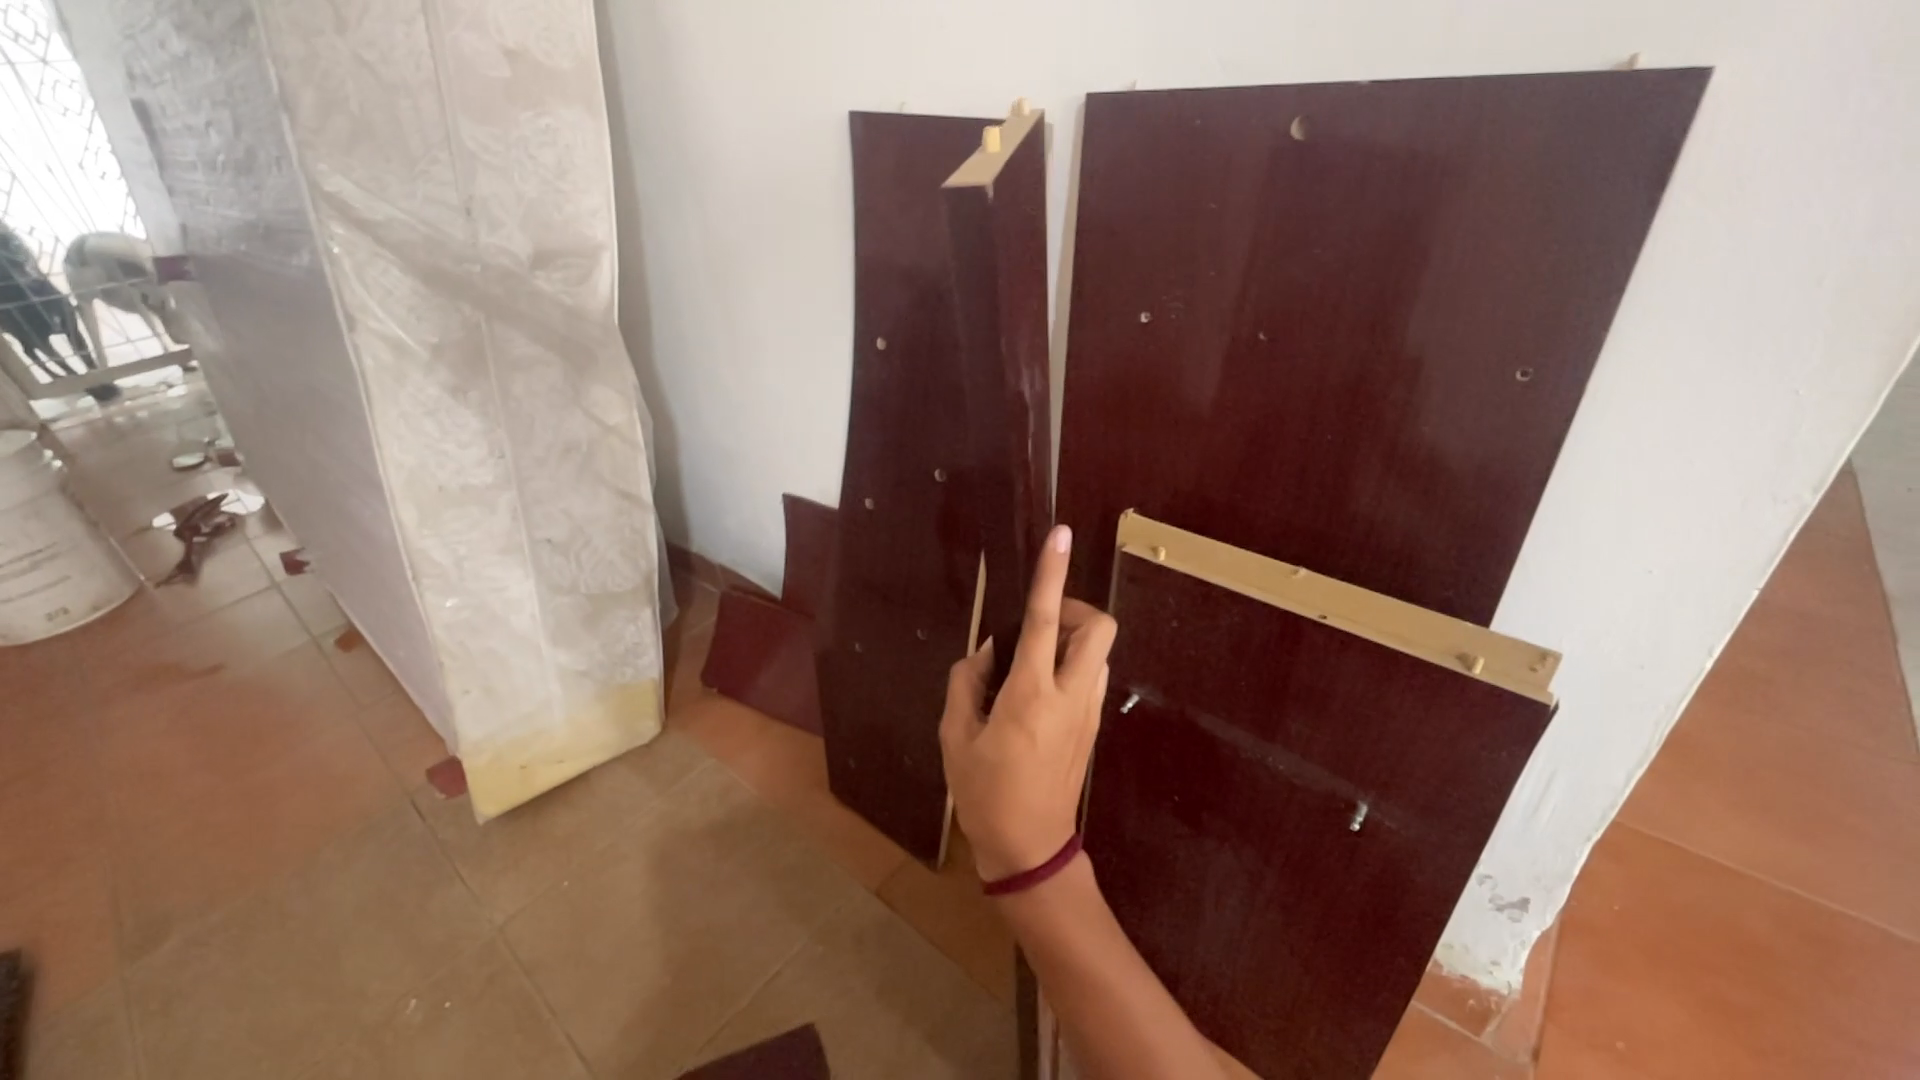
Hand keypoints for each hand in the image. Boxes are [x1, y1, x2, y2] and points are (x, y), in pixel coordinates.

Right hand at [940, 524, 1117, 881]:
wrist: (1030, 848)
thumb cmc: (984, 794)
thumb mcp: (955, 737)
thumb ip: (967, 683)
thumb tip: (986, 652)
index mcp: (1031, 694)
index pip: (1047, 620)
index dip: (1052, 573)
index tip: (1060, 536)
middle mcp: (1070, 696)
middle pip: (1099, 627)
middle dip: (1074, 609)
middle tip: (1040, 625)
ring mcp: (1088, 712)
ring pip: (1098, 651)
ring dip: (1072, 640)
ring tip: (1031, 663)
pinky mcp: (1094, 728)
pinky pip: (1092, 676)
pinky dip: (1072, 666)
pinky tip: (1038, 691)